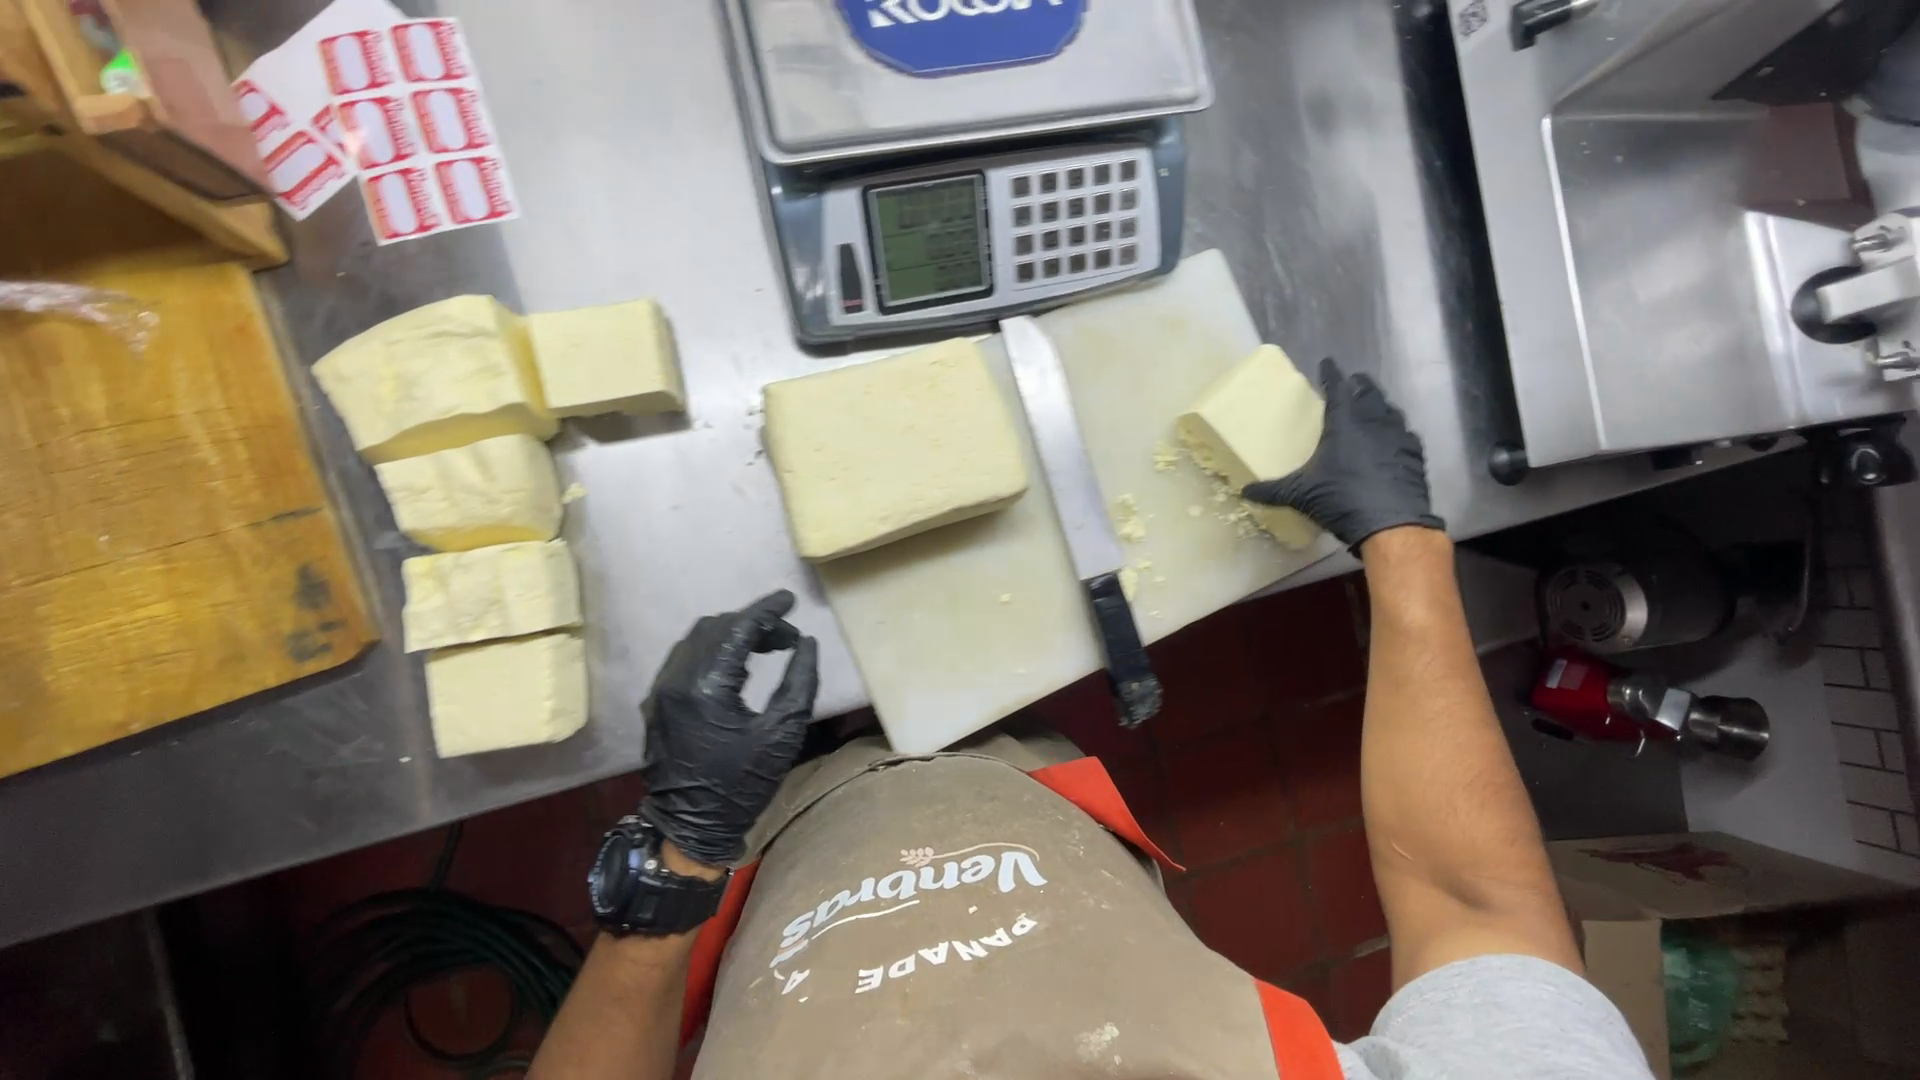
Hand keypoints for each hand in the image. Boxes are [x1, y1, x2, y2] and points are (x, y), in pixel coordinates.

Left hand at [639, 590, 819, 866]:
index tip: (790, 601)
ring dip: (733, 635)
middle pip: (716, 628)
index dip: (767, 610)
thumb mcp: (783, 734)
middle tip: (786, 637)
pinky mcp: (657, 704)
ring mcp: (660, 691)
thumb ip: (799, 681)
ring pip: (697, 640)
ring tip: (767, 647)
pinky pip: (686, 659)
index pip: (738, 628)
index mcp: (706, 686)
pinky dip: (715, 651)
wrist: (690, 828)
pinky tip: (739, 667)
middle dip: (754, 623)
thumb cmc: (742, 784)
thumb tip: (805, 643)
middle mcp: (676, 679)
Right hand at [1243, 357, 1444, 549]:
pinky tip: (1392, 439)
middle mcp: (1373, 423)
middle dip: (1360, 384)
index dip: (1331, 374)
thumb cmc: (1339, 499)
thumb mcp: (1299, 495)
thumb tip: (1245, 492)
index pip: (1336, 388)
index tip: (1327, 363)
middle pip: (1369, 393)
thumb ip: (1271, 490)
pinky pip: (1404, 433)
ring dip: (1380, 405)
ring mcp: (1398, 437)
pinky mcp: (1413, 455)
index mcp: (1344, 424)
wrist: (1390, 524)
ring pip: (1390, 410)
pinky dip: (1396, 430)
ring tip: (1373, 407)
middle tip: (1354, 380)